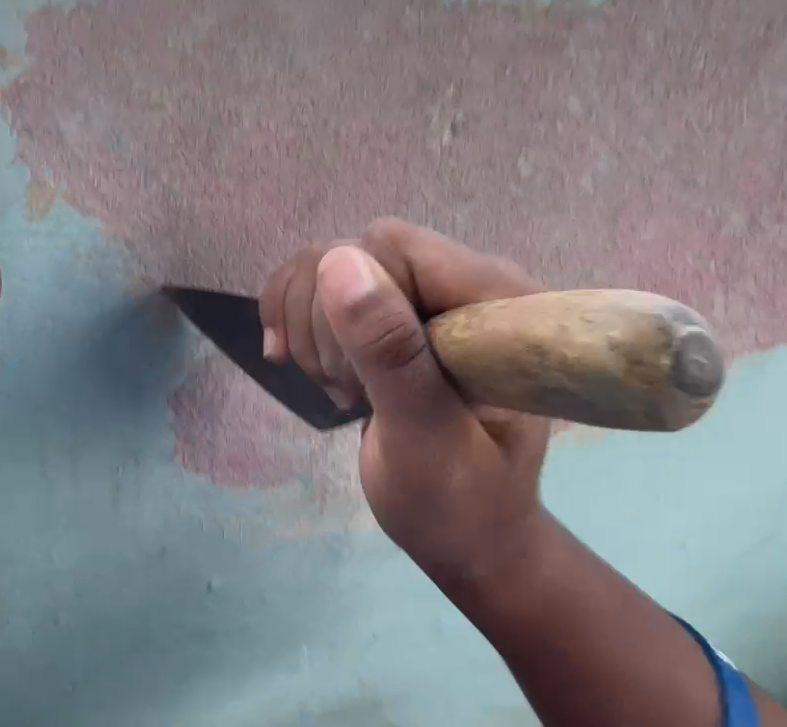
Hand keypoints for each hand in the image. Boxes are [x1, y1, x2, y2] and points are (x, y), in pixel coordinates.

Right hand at [260, 220, 550, 585]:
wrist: (468, 540)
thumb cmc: (459, 504)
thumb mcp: (425, 439)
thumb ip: (391, 353)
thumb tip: (338, 261)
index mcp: (498, 301)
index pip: (395, 247)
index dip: (355, 304)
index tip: (356, 379)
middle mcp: (466, 282)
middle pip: (357, 250)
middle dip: (326, 321)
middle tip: (345, 392)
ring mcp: (430, 294)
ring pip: (330, 262)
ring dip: (308, 325)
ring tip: (337, 388)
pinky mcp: (398, 309)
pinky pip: (321, 279)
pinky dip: (292, 316)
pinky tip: (288, 357)